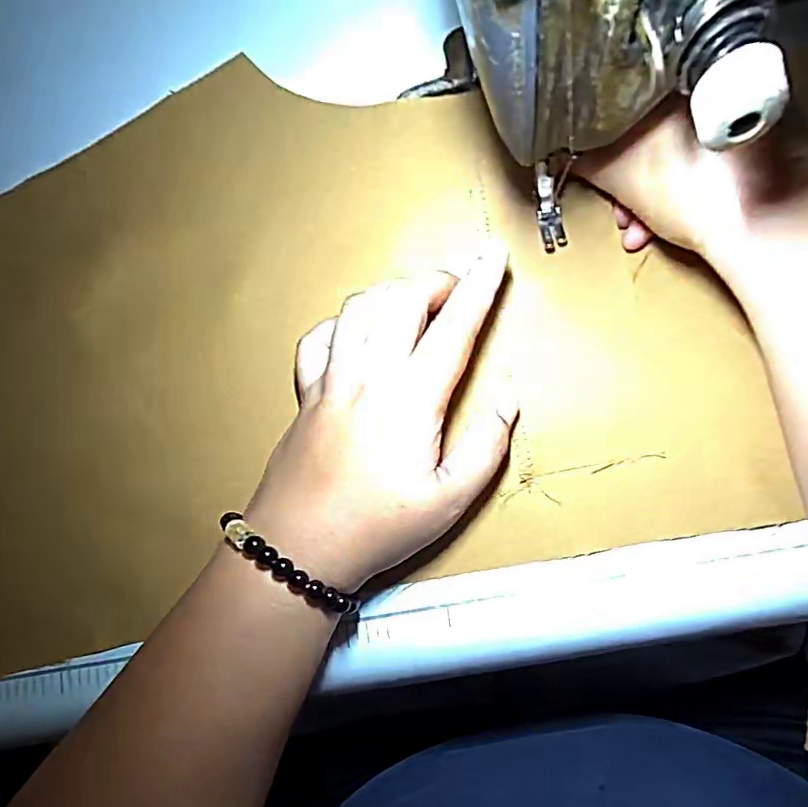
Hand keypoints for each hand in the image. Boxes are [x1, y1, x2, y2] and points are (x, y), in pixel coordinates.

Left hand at [242, 252, 516, 590]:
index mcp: (410, 400)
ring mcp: (332, 382)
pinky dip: (346, 320)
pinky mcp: (308, 396)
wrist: (299, 546)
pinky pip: (322, 336)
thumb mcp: (450, 501)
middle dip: (437, 280)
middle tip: (460, 286)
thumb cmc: (374, 528)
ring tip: (417, 302)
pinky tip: (359, 332)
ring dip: (393, 291)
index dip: (478, 288)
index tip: (492, 259)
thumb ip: (487, 448)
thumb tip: (507, 405)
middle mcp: (368, 378)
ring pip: (360, 306)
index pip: (453, 327)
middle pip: (401, 299)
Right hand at [575, 103, 807, 258]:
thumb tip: (567, 151)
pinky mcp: (768, 159)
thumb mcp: (620, 170)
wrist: (769, 225)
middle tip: (623, 214)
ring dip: (654, 204)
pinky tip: (676, 232)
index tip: (601, 180)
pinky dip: (688, 207)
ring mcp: (748, 125)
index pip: (628, 107)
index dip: (607, 152)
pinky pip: (712, 180)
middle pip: (656, 139)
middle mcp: (719, 88)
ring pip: (683, 163)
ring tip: (645, 232)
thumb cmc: (705, 190)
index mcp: (682, 75)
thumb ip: (586, 156)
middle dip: (630, 186)